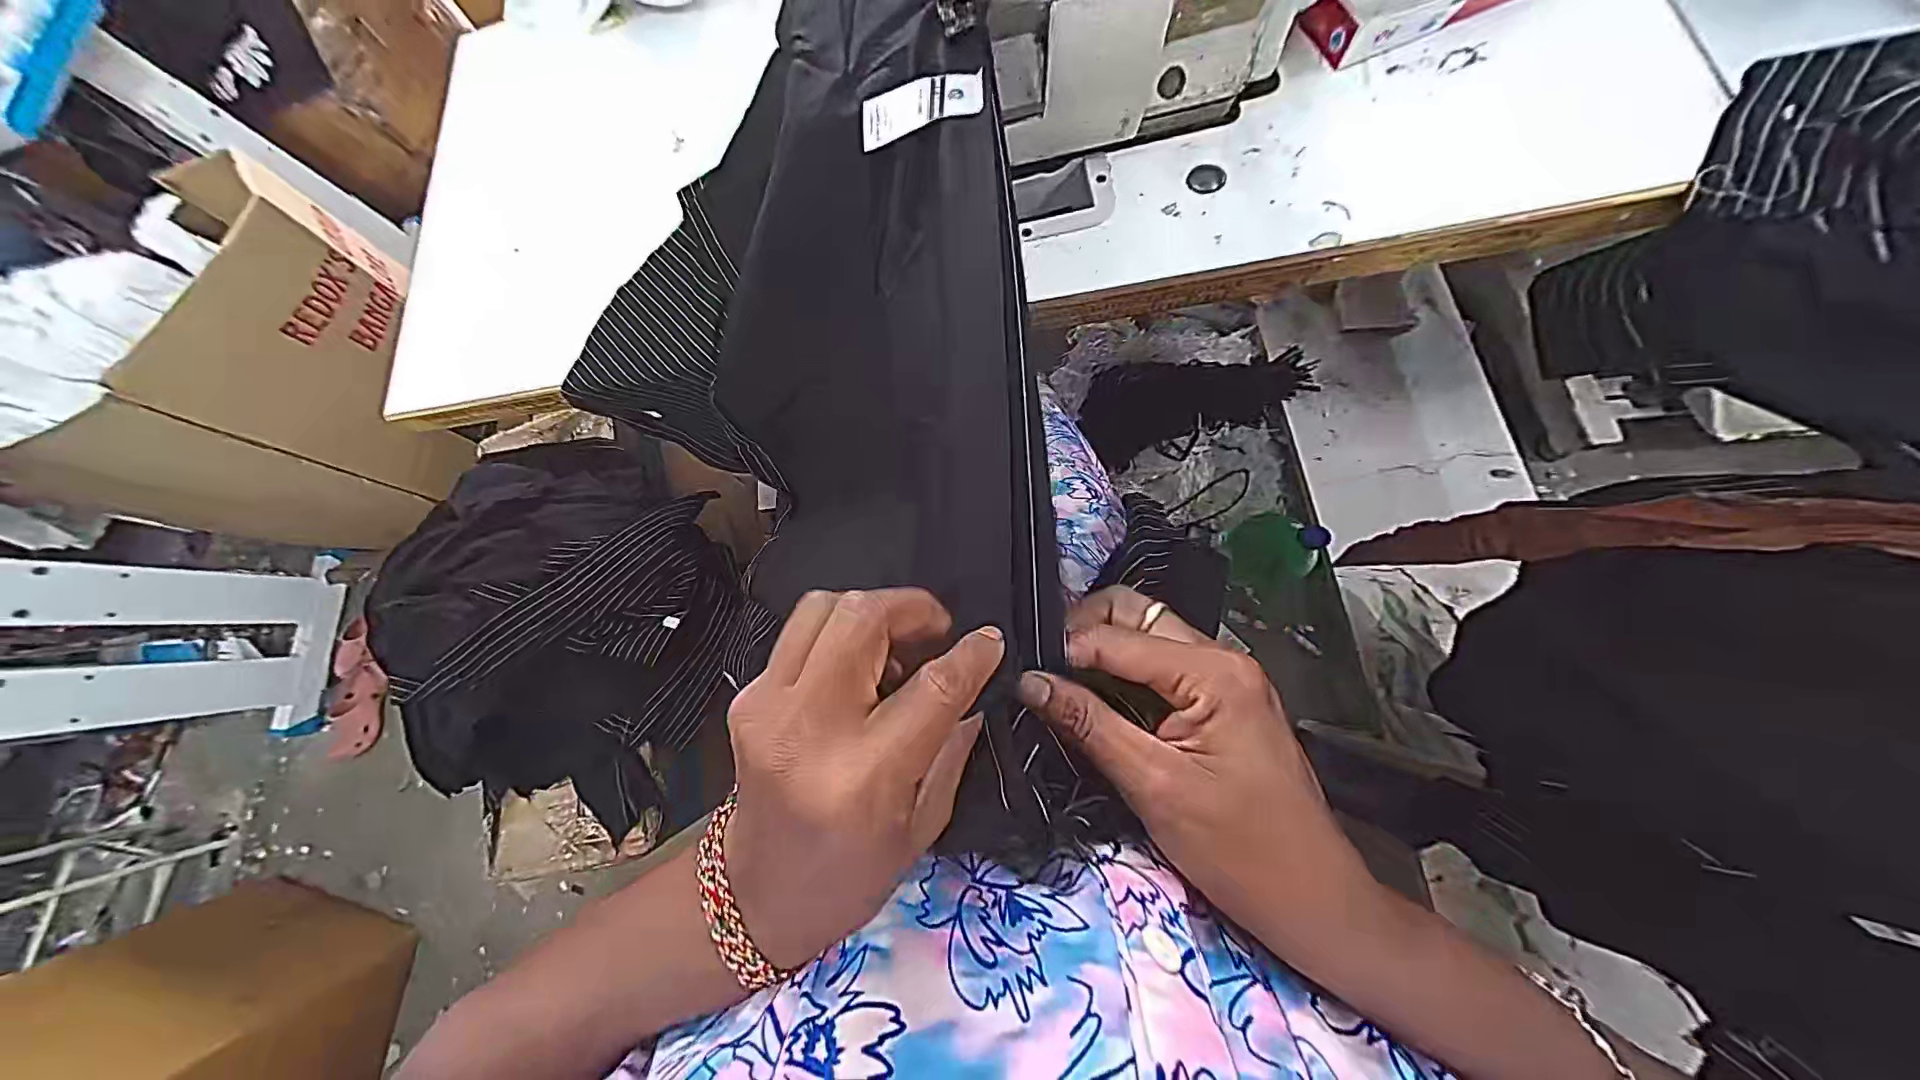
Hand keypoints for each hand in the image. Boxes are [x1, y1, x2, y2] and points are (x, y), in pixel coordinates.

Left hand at [724, 588, 1002, 968]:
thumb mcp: (923, 823)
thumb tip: (974, 683)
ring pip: (824, 606)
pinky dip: (838, 632)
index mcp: (865, 774)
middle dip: (914, 608)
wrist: (756, 893)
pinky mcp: (748, 697)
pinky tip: (858, 663)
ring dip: (872, 611)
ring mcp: (768, 706)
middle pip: (864, 618)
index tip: (989, 642)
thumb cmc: (849, 873)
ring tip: (896, 641)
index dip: (971, 654)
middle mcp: (810, 729)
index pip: (932, 686)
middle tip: (937, 630)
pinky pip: (799, 632)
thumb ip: (953, 745)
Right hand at [1016, 587, 1372, 935]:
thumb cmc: (1242, 850)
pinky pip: (1159, 664)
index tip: (1026, 677)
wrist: (1312, 897)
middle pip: (1134, 614)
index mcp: (1214, 672)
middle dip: (1081, 631)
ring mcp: (1224, 676)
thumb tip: (1032, 684)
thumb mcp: (1154, 785)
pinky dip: (1121, 672)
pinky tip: (1096, 698)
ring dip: (1100, 650)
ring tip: (1061, 684)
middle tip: (1044, 670)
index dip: (1064, 652)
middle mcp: (1222, 658)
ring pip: (1144, 634)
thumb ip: (1089, 724)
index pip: (1117, 638)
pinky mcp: (1220, 697)